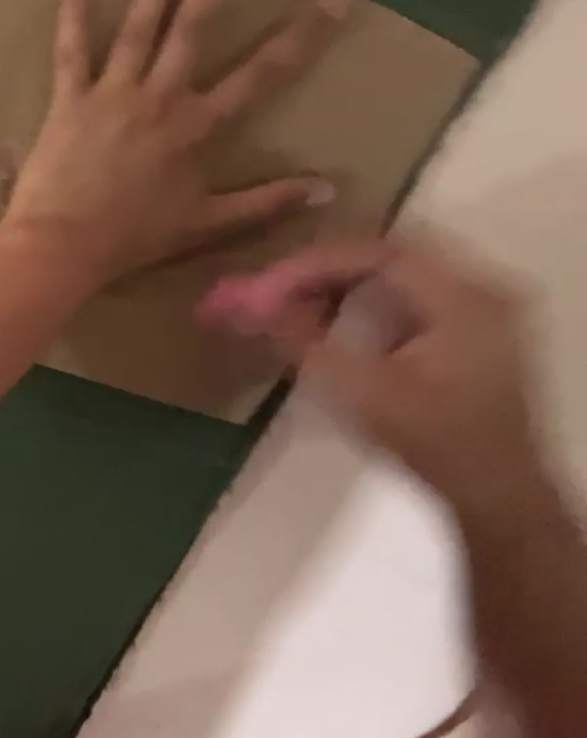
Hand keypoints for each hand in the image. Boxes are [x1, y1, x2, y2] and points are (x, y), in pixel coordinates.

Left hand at [0, 0, 343, 287]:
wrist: (61, 244)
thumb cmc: (130, 238)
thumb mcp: (204, 224)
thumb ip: (263, 202)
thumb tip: (327, 189)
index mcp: (197, 126)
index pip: (262, 73)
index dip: (301, 37)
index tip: (333, 0)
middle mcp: (159, 98)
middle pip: (192, 27)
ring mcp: (111, 95)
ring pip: (139, 28)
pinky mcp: (67, 103)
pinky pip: (71, 53)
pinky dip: (72, 19)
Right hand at [199, 237, 548, 510]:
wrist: (495, 485)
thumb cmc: (430, 438)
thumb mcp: (356, 389)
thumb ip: (299, 338)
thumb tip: (242, 303)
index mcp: (464, 298)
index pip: (376, 253)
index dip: (308, 265)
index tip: (258, 289)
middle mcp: (481, 288)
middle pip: (383, 252)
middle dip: (316, 268)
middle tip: (264, 291)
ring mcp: (480, 305)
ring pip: (392, 267)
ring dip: (332, 280)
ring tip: (282, 304)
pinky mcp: (469, 323)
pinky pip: (403, 288)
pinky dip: (355, 295)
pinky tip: (322, 318)